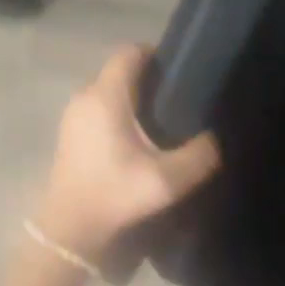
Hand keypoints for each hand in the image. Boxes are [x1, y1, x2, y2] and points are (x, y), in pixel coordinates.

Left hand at [33, 45, 222, 260]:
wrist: (69, 233)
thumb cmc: (115, 196)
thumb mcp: (168, 180)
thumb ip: (199, 154)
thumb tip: (215, 138)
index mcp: (106, 96)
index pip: (130, 52)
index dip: (157, 54)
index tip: (184, 71)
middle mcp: (85, 97)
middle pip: (120, 71)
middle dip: (150, 80)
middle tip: (183, 99)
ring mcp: (73, 116)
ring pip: (109, 92)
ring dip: (135, 100)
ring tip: (166, 123)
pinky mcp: (70, 136)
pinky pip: (99, 111)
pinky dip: (120, 117)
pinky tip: (141, 143)